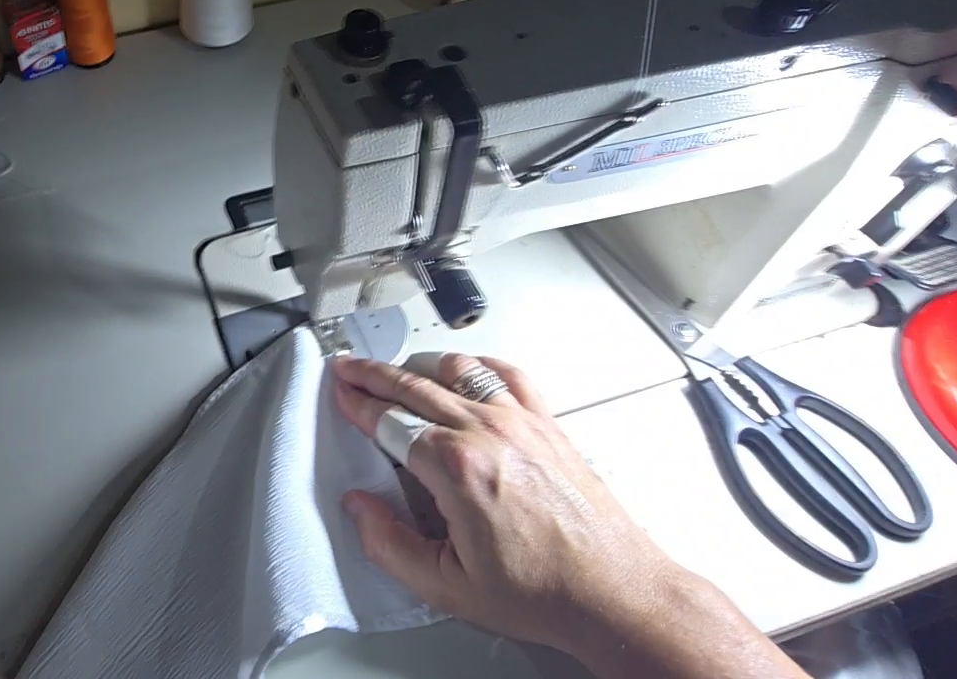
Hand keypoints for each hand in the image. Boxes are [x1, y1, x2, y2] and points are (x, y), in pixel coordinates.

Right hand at [330, 354, 803, 678]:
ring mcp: (518, 419)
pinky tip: (461, 367)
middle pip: (412, 385)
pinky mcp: (545, 421)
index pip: (389, 421)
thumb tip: (358, 506)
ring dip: (416, 363)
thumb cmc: (543, 591)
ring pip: (454, 368)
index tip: (341, 394)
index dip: (358, 404)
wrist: (615, 593)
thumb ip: (389, 544)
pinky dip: (474, 362)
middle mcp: (486, 431)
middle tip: (348, 367)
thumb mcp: (448, 586)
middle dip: (372, 373)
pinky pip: (503, 372)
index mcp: (456, 467)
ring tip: (394, 367)